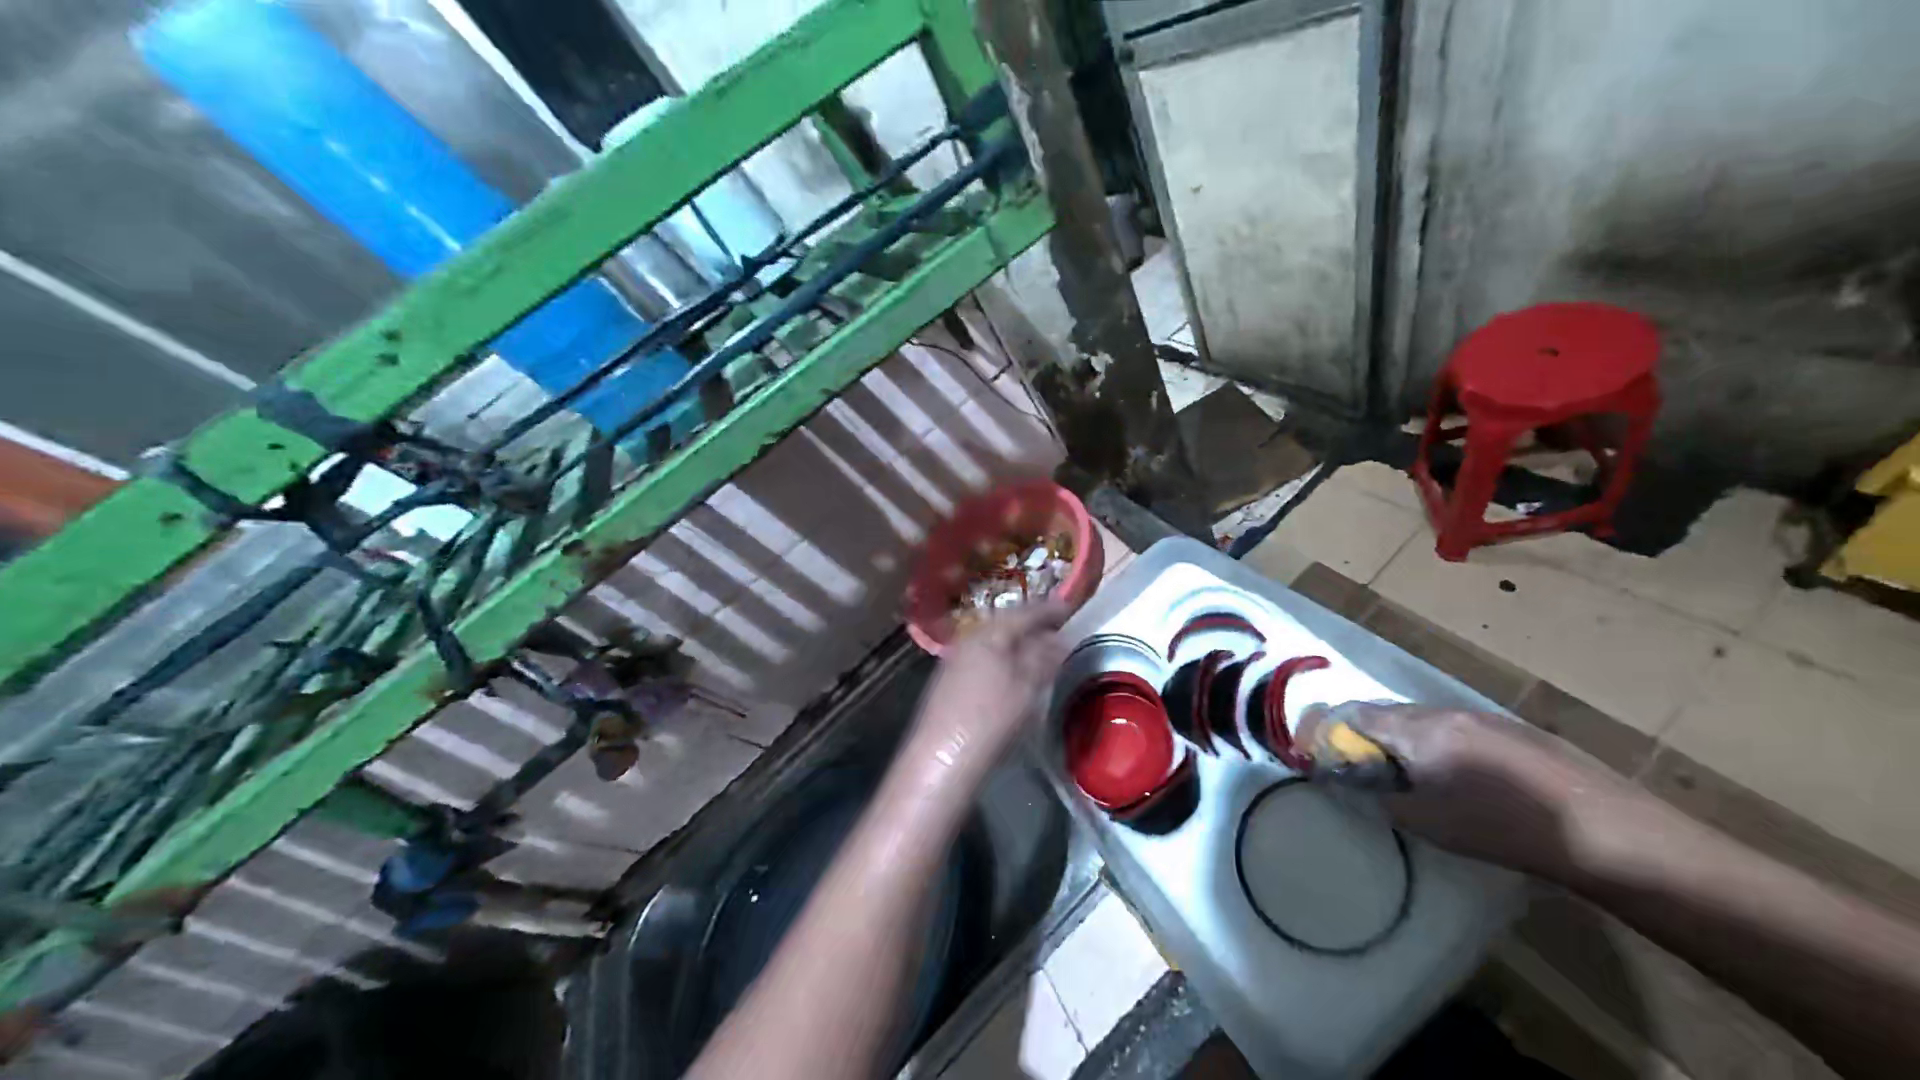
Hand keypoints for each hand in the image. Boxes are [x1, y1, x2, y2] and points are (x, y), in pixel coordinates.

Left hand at [902, 602, 1069, 790]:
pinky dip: (1004, 660)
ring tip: (1042, 653)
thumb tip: (1058, 639)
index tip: (1070, 606)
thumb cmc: (989, 718)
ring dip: (1018, 645)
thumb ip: (1044, 658)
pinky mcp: (949, 683)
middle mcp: (968, 640)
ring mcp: (955, 661)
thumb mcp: (1026, 687)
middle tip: (1059, 629)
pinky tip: (1014, 674)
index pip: (1024, 613)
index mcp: (987, 634)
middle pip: (1006, 625)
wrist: (941, 757)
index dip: (1049, 610)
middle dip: (1033, 626)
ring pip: (994, 643)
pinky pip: (984, 659)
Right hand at [1309, 703, 1657, 883]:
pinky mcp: (1515, 730)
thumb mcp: (1426, 822)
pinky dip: (1440, 745)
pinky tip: (1460, 777)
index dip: (1330, 729)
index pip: (1355, 713)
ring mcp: (1484, 717)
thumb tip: (1353, 783)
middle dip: (1367, 736)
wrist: (1608, 832)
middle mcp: (1445, 711)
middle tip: (1363, 767)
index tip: (1321, 751)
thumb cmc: (1502, 828)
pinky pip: (1457, 728)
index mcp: (1418, 729)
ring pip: (1424, 720)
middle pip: (1389, 713)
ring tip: (1411, 775)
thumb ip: (1381, 796)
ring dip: (1405, 740)